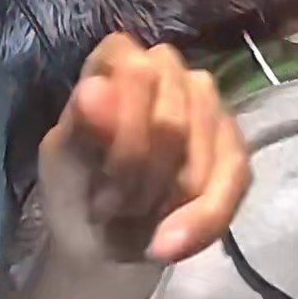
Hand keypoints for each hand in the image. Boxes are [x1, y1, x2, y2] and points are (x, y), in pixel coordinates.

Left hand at [37, 33, 249, 265]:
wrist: (100, 237)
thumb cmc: (76, 186)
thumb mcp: (63, 164)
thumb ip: (80, 127)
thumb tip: (94, 90)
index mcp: (118, 55)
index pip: (135, 74)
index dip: (122, 138)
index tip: (97, 184)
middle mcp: (165, 64)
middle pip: (170, 121)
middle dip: (140, 182)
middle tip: (110, 210)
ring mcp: (203, 98)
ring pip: (201, 154)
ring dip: (166, 205)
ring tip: (134, 222)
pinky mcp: (231, 140)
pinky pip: (234, 177)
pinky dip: (203, 220)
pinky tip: (170, 243)